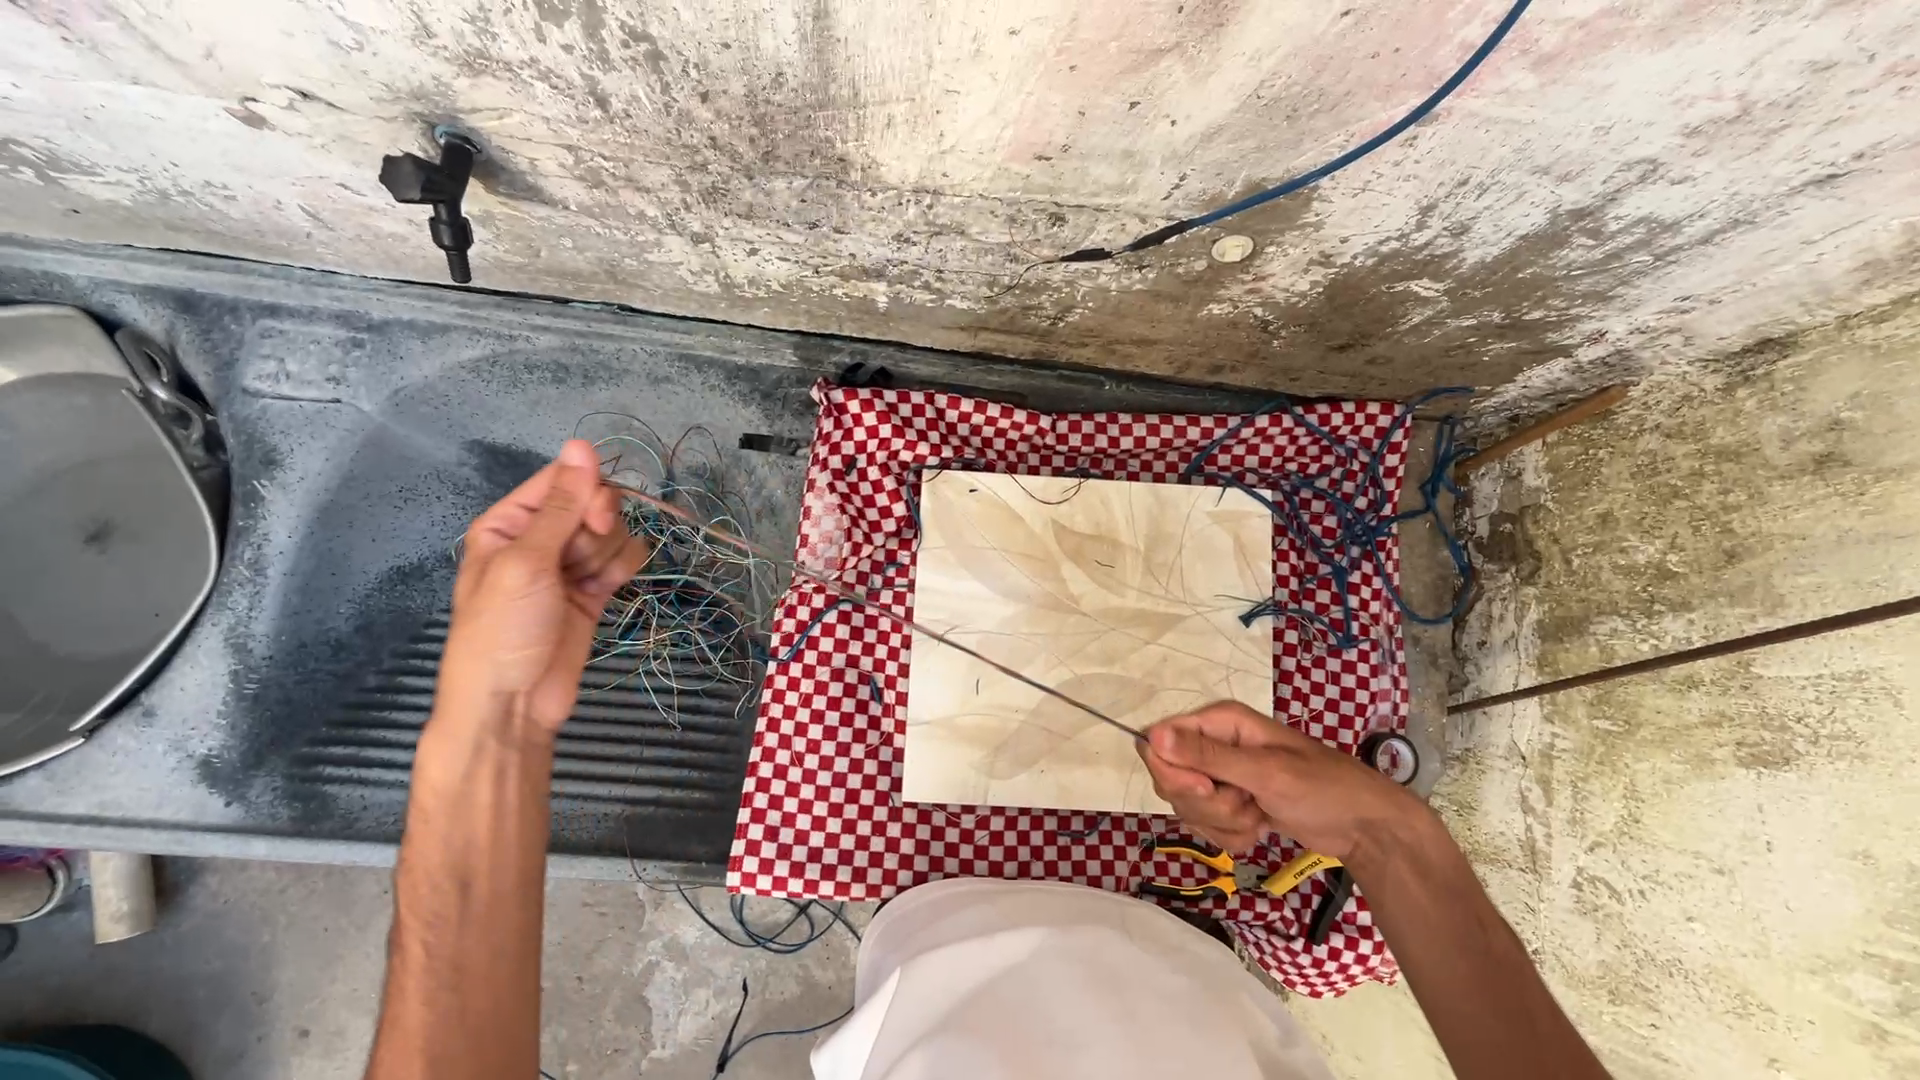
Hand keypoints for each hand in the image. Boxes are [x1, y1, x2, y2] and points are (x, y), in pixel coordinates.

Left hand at [436, 439, 648, 734]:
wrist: (512, 702)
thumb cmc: (502, 629)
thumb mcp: (526, 561)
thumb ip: (561, 504)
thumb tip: (582, 444)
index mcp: (509, 523)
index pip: (561, 481)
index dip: (587, 491)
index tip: (596, 518)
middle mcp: (540, 538)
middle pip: (594, 505)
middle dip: (597, 529)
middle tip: (583, 559)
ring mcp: (569, 565)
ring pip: (614, 532)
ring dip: (609, 554)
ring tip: (585, 585)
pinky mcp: (594, 590)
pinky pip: (624, 559)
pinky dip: (623, 568)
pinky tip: (607, 589)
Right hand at [1137, 701, 1425, 860]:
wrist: (1364, 826)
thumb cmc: (1322, 787)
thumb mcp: (1264, 771)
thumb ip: (1206, 755)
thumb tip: (1152, 736)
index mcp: (1218, 723)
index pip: (1159, 741)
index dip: (1172, 770)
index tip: (1205, 788)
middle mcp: (1213, 745)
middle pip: (1170, 779)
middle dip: (1205, 803)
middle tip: (1244, 804)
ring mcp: (1220, 777)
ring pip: (1187, 806)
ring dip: (1223, 822)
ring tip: (1259, 815)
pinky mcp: (1229, 805)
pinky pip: (1205, 825)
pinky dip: (1231, 835)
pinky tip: (1260, 828)